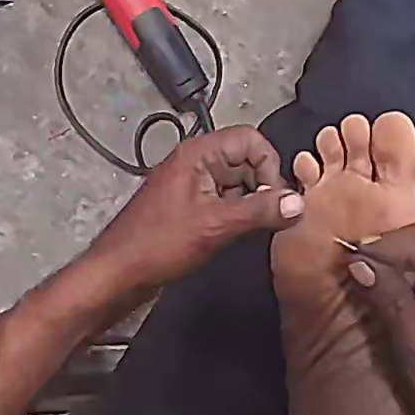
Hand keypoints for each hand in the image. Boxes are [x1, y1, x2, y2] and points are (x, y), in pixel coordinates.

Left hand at [87, 125, 302, 291]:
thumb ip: (260, 211)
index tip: (276, 196)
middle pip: (247, 159)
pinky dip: (241, 212)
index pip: (250, 139)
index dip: (269, 164)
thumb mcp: (215, 226)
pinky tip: (243, 232)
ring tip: (260, 226)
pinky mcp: (192, 205)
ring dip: (254, 200)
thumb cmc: (154, 245)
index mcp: (198, 154)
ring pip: (239, 181)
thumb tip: (296, 202)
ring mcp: (193, 184)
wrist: (118, 275)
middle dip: (264, 184)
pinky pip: (227, 199)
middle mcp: (196, 162)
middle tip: (273, 213)